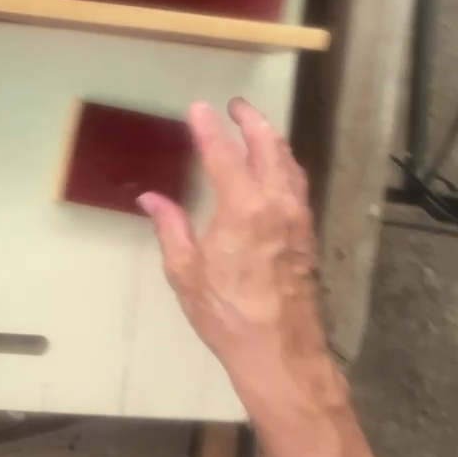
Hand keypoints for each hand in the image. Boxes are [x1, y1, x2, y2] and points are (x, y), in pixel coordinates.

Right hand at [139, 100, 337, 409]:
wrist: (279, 351)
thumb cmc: (225, 312)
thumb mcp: (184, 270)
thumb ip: (170, 227)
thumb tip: (151, 199)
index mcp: (243, 210)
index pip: (224, 156)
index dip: (209, 130)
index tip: (198, 107)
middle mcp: (277, 206)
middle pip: (269, 149)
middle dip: (252, 122)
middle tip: (236, 106)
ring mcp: (297, 220)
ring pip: (289, 166)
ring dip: (272, 140)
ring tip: (257, 127)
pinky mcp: (306, 236)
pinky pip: (297, 186)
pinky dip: (284, 165)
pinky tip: (276, 168)